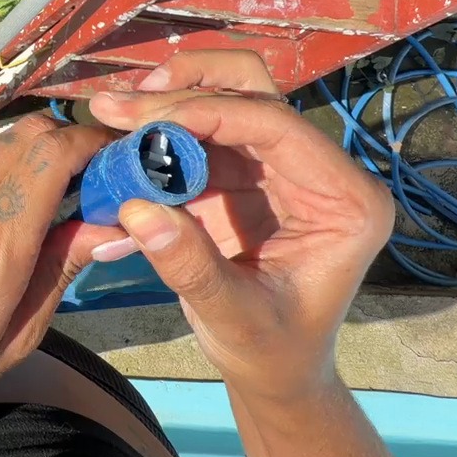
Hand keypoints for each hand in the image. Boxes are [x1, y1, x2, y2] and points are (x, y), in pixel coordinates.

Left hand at [0, 115, 115, 430]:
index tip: (114, 156)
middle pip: (29, 134)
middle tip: (82, 178)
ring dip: (26, 158)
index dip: (92, 143)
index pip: (53, 152)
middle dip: (65, 145)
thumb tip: (120, 224)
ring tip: (32, 199)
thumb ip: (65, 264)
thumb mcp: (18, 332)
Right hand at [87, 50, 393, 403]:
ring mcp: (276, 163)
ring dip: (167, 96)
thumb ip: (190, 265)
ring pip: (224, 94)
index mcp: (344, 200)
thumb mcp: (233, 316)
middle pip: (253, 89)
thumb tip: (136, 210)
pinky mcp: (241, 168)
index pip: (276, 125)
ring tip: (112, 108)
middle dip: (184, 88)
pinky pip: (198, 127)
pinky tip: (119, 132)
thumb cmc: (270, 348)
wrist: (273, 368)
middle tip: (121, 105)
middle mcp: (316, 167)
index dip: (208, 112)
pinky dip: (158, 124)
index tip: (144, 122)